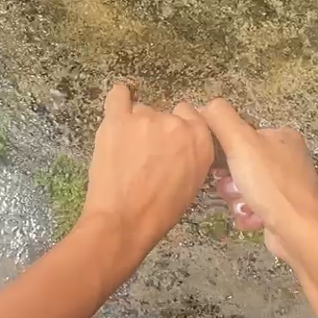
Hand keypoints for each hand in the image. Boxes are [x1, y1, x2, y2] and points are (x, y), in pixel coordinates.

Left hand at [79, 83, 214, 257]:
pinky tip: (119, 102)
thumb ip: (192, 155)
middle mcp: (176, 124)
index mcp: (200, 140)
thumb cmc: (159, 211)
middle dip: (156, 131)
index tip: (169, 141)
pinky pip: (118, 96)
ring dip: (135, 126)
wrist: (124, 220)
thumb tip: (181, 144)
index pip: (191, 115)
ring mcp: (145, 118)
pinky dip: (119, 98)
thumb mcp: (192, 184)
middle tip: (145, 155)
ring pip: (141, 111)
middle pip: (164, 114)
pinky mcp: (117, 120)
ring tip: (126, 152)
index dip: (179, 128)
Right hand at [198, 98, 317, 265]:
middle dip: (230, 181)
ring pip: (241, 187)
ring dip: (236, 199)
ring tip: (245, 205)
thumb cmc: (271, 184)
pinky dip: (247, 213)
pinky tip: (254, 218)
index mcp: (281, 135)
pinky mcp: (282, 208)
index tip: (220, 166)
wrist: (297, 231)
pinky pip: (251, 206)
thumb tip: (204, 105)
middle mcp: (287, 157)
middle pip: (238, 164)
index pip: (239, 135)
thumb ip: (220, 119)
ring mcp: (286, 184)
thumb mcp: (241, 142)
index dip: (223, 151)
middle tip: (234, 187)